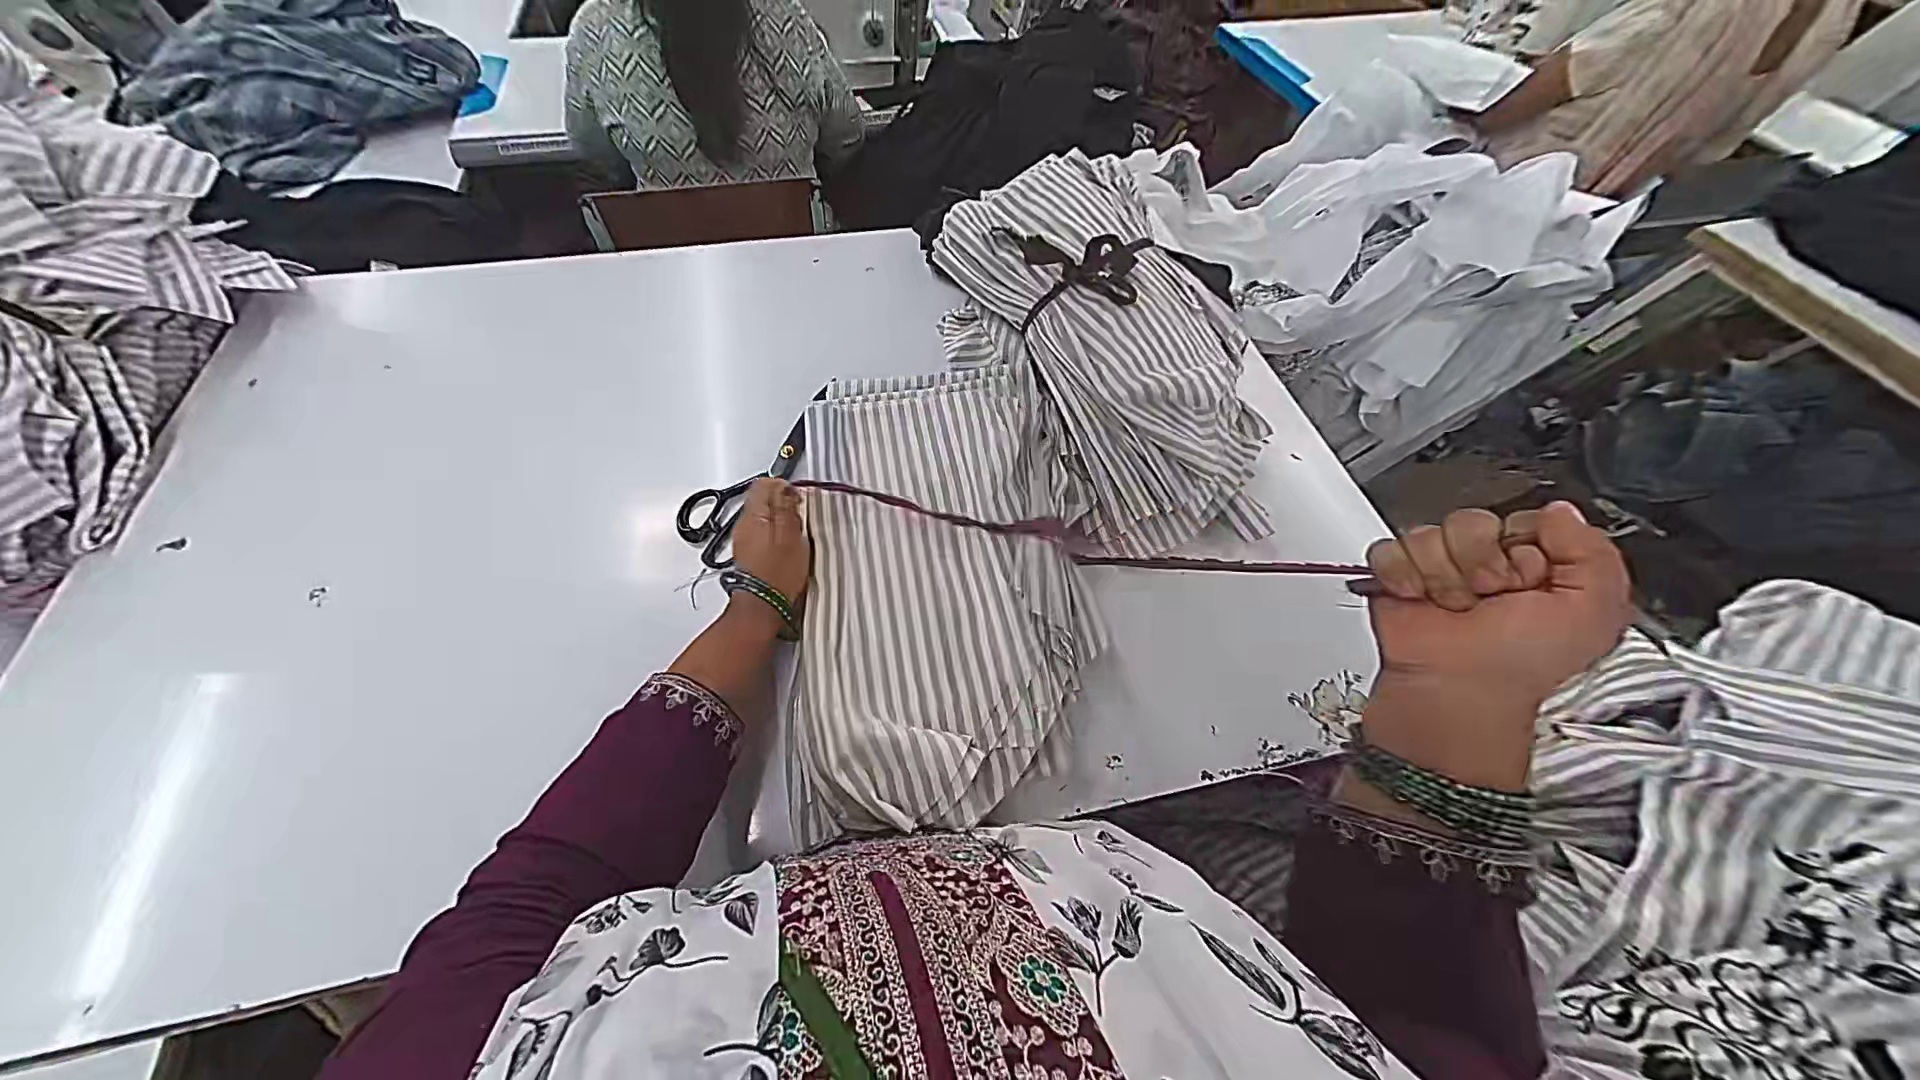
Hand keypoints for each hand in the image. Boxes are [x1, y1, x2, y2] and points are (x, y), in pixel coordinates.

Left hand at [731, 477, 809, 610]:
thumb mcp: (790, 534)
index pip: (763, 485)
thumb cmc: (778, 572)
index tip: (798, 498)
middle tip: (799, 517)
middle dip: (782, 503)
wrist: (764, 604)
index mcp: (754, 515)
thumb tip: (783, 486)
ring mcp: (744, 539)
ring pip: (762, 517)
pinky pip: (762, 534)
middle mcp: (744, 524)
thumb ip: (785, 507)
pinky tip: (787, 547)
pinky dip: (775, 534)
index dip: (783, 486)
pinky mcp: (749, 554)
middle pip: (762, 500)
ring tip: (796, 534)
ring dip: (780, 520)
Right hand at [1365, 501, 1631, 703]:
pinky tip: (1417, 598)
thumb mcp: (1593, 611)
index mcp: (1532, 565)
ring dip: (1441, 576)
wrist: (1459, 686)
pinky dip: (1400, 575)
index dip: (1523, 549)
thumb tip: (1557, 513)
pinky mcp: (1393, 576)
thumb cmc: (1521, 662)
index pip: (1521, 520)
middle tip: (1486, 597)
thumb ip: (1592, 552)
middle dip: (1478, 562)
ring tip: (1452, 606)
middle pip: (1470, 521)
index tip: (1527, 583)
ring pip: (1428, 534)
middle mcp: (1482, 563)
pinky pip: (1387, 549)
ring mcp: (1434, 568)